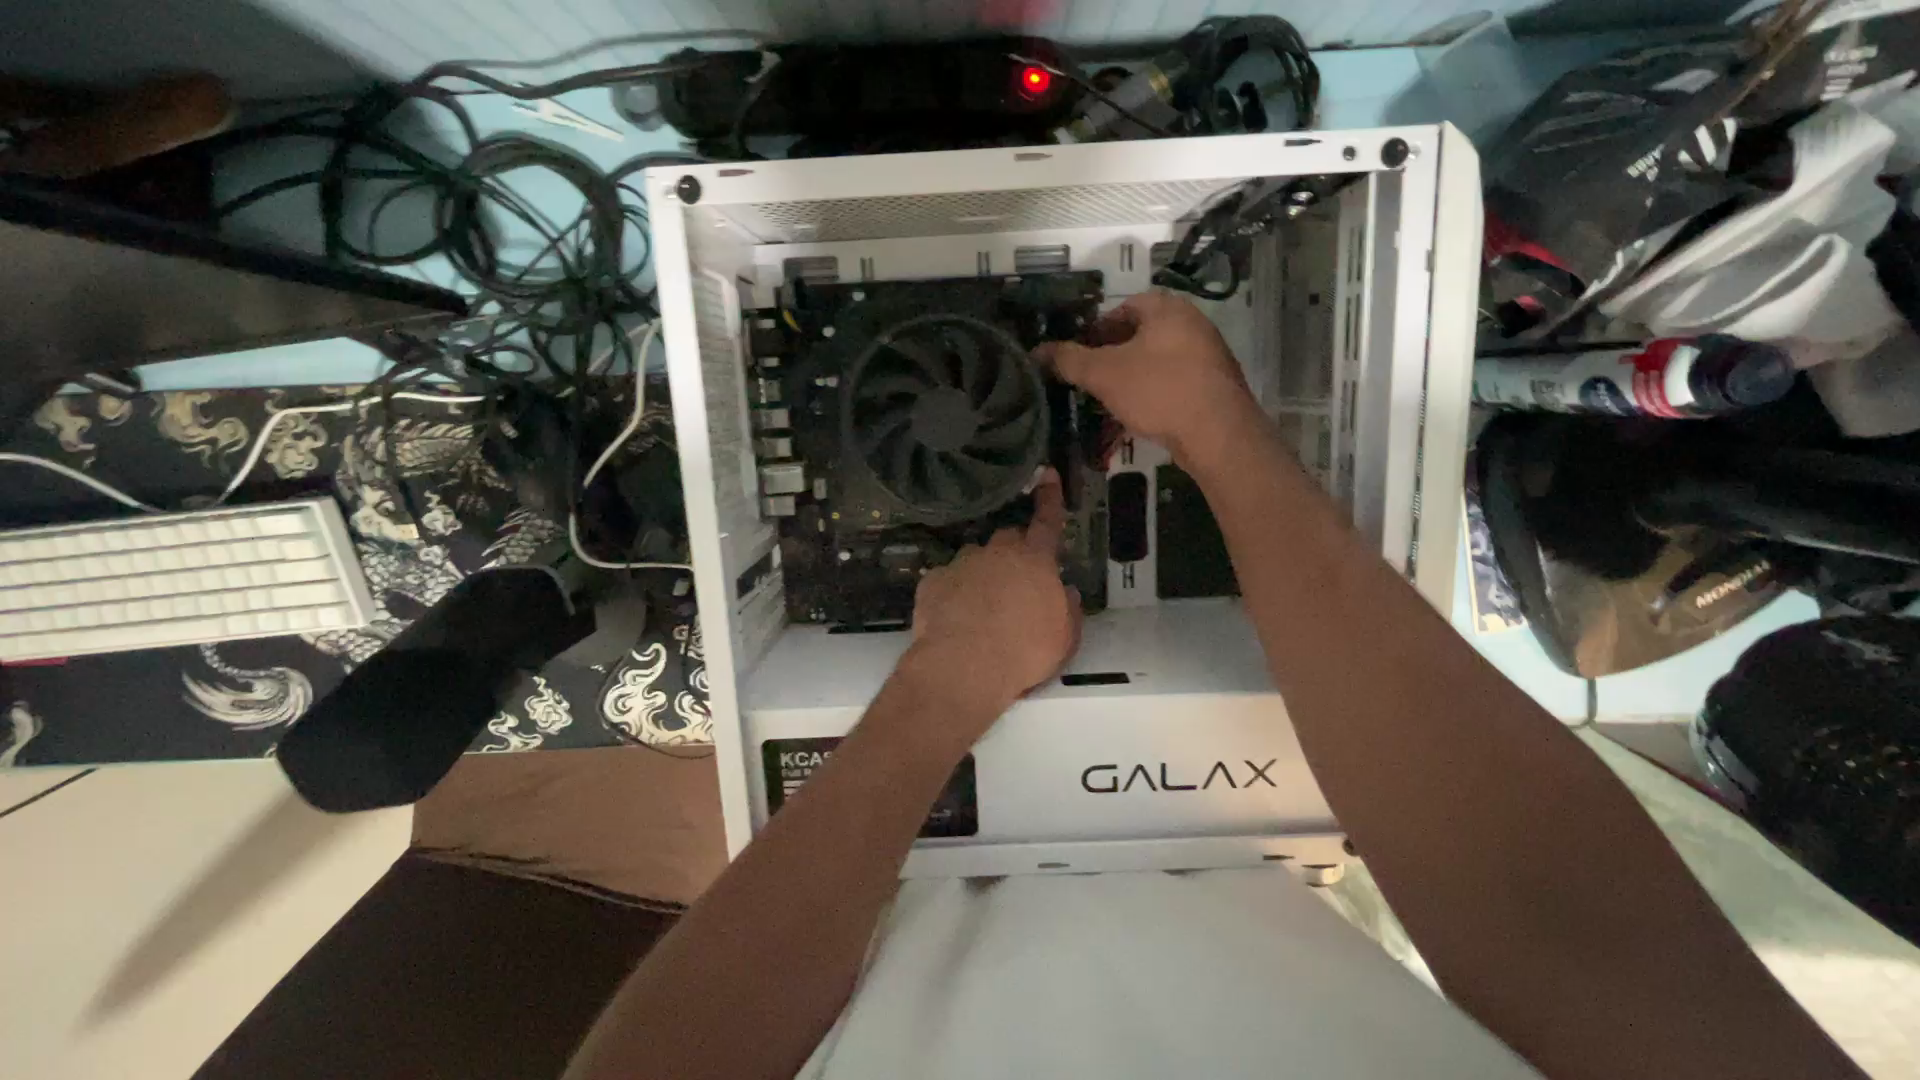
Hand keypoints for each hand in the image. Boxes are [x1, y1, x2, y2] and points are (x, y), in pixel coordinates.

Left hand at [906, 469, 1081, 715]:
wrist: (964, 666)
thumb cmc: (1024, 652)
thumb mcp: (1065, 638)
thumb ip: (1069, 610)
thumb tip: (1067, 593)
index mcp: (1035, 561)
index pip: (1047, 521)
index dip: (1050, 498)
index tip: (1046, 474)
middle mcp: (997, 553)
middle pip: (1008, 537)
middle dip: (1013, 552)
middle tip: (1015, 582)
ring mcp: (961, 564)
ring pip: (974, 558)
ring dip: (980, 573)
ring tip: (980, 607)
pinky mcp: (932, 582)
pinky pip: (946, 580)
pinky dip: (952, 592)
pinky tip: (953, 618)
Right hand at [1034, 289, 1262, 469]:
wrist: (1217, 434)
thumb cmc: (1159, 391)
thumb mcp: (1104, 374)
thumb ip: (1069, 360)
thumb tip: (1037, 351)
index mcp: (1167, 309)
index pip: (1123, 307)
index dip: (1096, 329)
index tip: (1079, 354)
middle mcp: (1192, 324)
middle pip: (1140, 335)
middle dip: (1112, 357)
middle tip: (1089, 380)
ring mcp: (1207, 356)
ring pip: (1156, 362)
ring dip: (1130, 379)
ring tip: (1108, 402)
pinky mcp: (1213, 386)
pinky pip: (1173, 384)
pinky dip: (1152, 396)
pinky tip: (1137, 418)